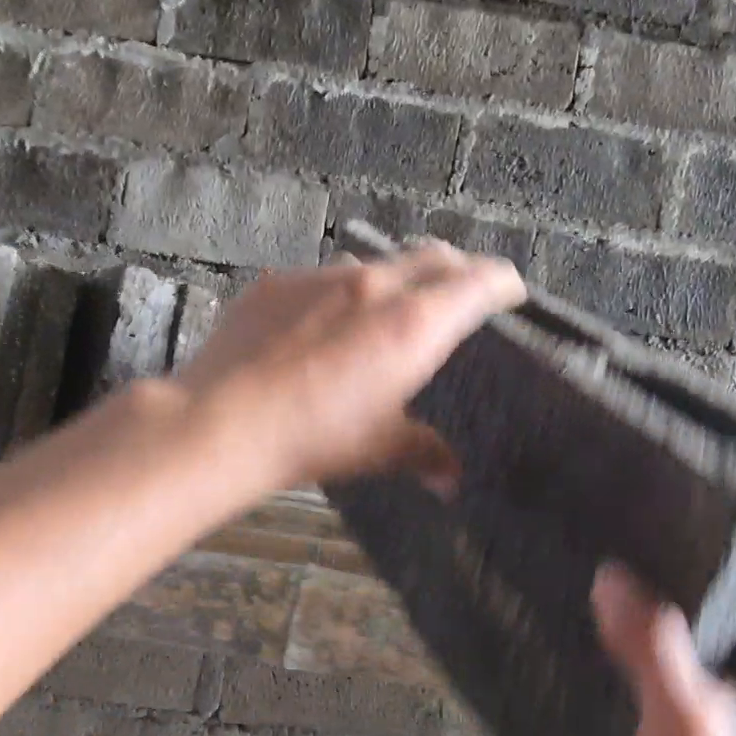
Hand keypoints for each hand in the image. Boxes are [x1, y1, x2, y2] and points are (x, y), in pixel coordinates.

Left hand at [173, 241, 525, 490]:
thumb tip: (451, 478)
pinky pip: (323, 279)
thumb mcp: (379, 448)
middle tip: (464, 293)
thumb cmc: (313, 438)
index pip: (478, 282)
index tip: (513, 291)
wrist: (221, 422)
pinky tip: (323, 329)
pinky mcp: (278, 282)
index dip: (503, 283)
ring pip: (376, 265)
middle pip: (435, 257)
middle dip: (459, 270)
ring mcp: (322, 278)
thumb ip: (425, 454)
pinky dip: (341, 296)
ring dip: (396, 281)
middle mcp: (374, 287)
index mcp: (413, 324)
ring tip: (390, 312)